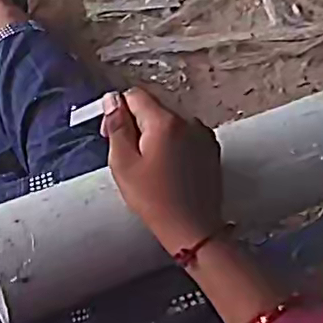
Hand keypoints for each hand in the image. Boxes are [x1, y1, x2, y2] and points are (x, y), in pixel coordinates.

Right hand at [103, 89, 225, 253]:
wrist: (192, 227)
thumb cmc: (155, 200)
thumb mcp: (123, 164)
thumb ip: (117, 127)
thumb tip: (112, 100)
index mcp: (164, 123)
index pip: (135, 95)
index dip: (117, 111)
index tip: (111, 133)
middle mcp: (188, 122)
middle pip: (153, 107)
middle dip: (135, 124)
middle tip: (127, 155)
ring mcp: (202, 134)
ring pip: (168, 121)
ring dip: (154, 134)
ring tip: (148, 165)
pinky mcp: (210, 148)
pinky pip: (184, 134)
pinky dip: (171, 144)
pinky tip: (166, 168)